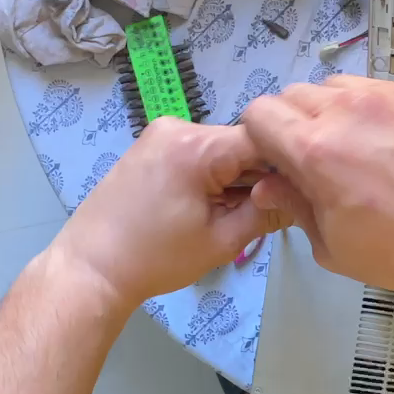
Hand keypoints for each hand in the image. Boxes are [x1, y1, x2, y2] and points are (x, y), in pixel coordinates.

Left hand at [46, 118, 288, 309]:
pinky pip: (198, 152)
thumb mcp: (221, 241)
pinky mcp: (151, 146)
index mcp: (196, 145)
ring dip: (237, 177)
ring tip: (238, 213)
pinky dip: (213, 175)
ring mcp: (161, 132)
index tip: (303, 195)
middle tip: (275, 212)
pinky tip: (211, 205)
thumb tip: (301, 199)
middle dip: (262, 174)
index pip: (264, 140)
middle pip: (242, 142)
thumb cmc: (156, 259)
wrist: (91, 267)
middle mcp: (178, 125)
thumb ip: (266, 214)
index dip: (289, 166)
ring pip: (221, 148)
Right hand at [240, 75, 393, 311]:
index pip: (258, 114)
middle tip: (309, 162)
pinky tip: (385, 145)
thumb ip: (293, 207)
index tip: (274, 162)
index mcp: (316, 151)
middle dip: (289, 125)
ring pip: (331, 86)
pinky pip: (372, 89)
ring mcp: (386, 98)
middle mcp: (347, 111)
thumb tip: (268, 188)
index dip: (258, 139)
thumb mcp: (334, 247)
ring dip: (327, 112)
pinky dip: (364, 110)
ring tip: (350, 151)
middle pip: (291, 95)